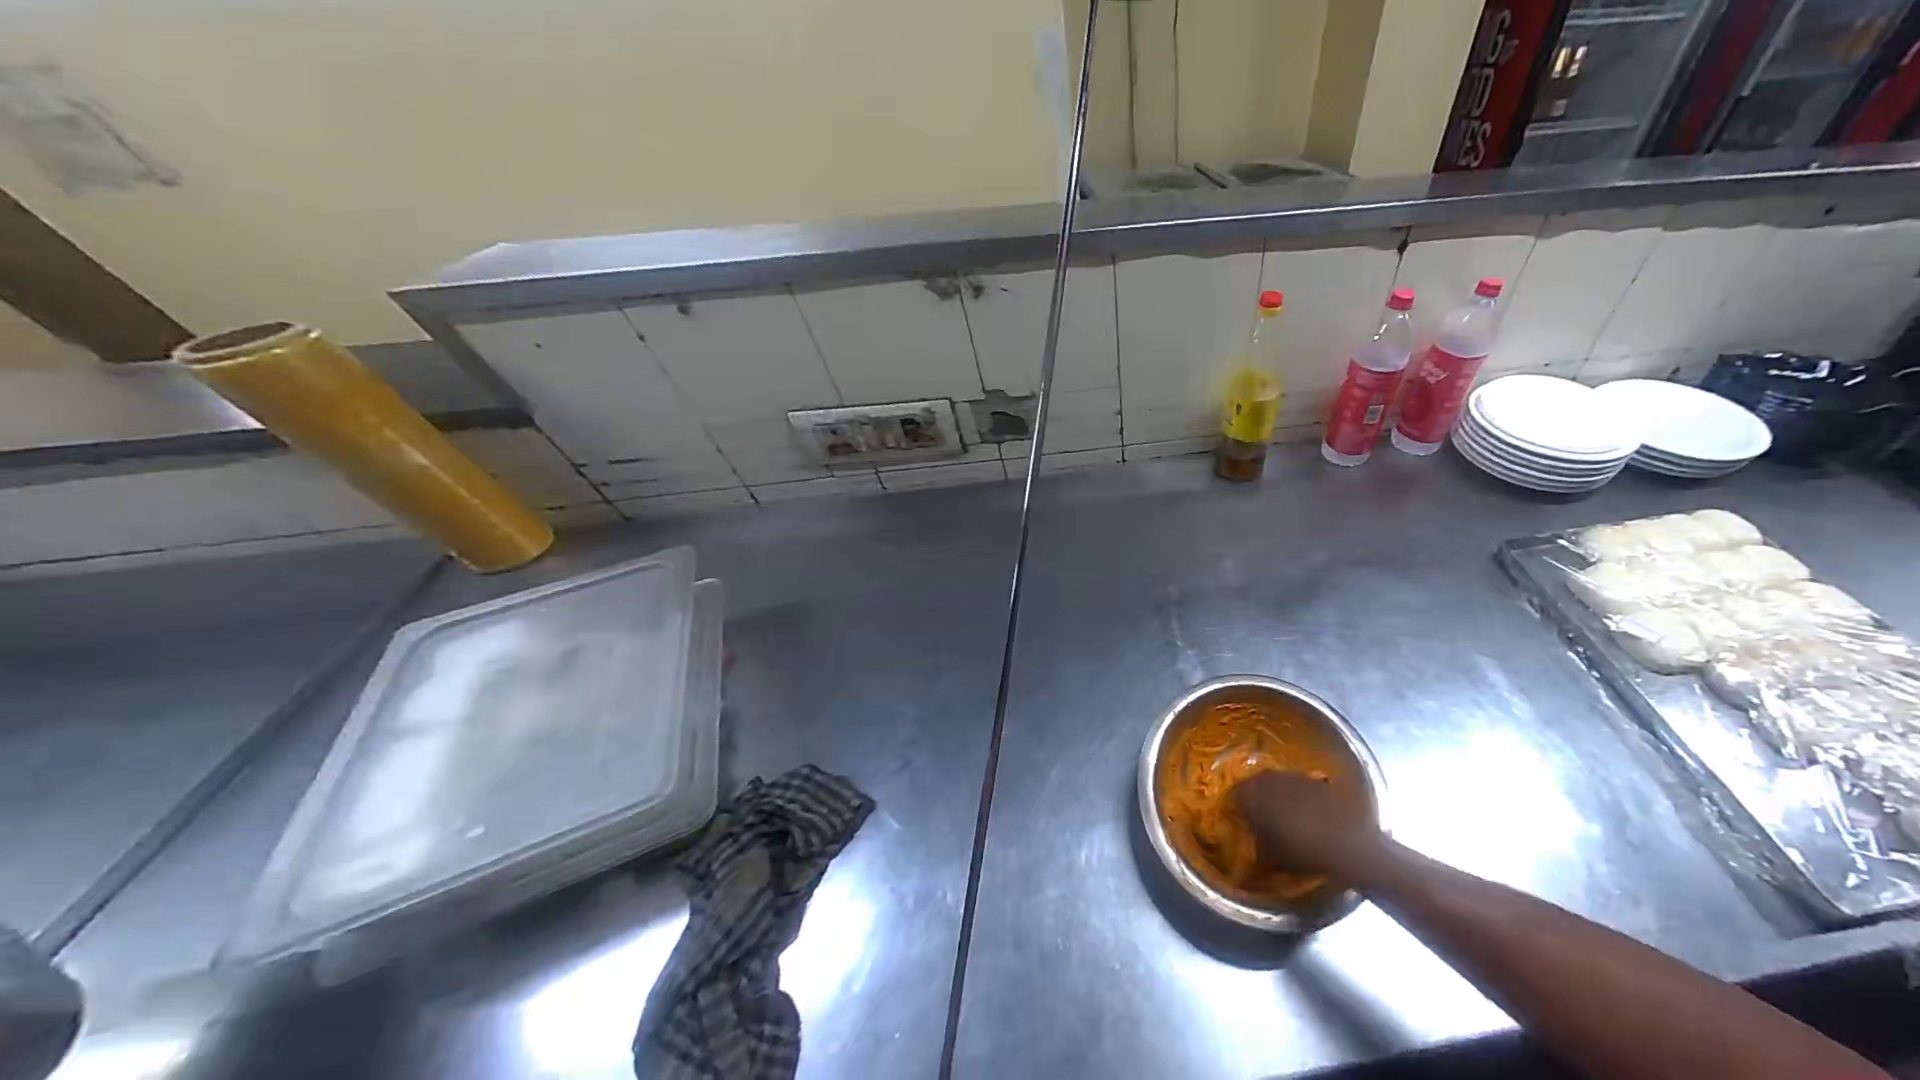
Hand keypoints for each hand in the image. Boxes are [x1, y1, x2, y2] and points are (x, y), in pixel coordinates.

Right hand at [1231, 771, 1383, 880]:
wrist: (1350, 846)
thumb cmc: (1303, 852)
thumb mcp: (1271, 857)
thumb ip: (1256, 846)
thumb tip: (1251, 844)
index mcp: (1252, 794)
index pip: (1235, 794)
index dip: (1236, 806)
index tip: (1240, 818)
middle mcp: (1271, 779)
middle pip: (1256, 784)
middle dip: (1256, 797)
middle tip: (1260, 815)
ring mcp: (1297, 778)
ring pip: (1280, 783)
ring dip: (1279, 794)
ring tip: (1285, 814)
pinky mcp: (1320, 783)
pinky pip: (1302, 787)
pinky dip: (1301, 797)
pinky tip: (1308, 814)